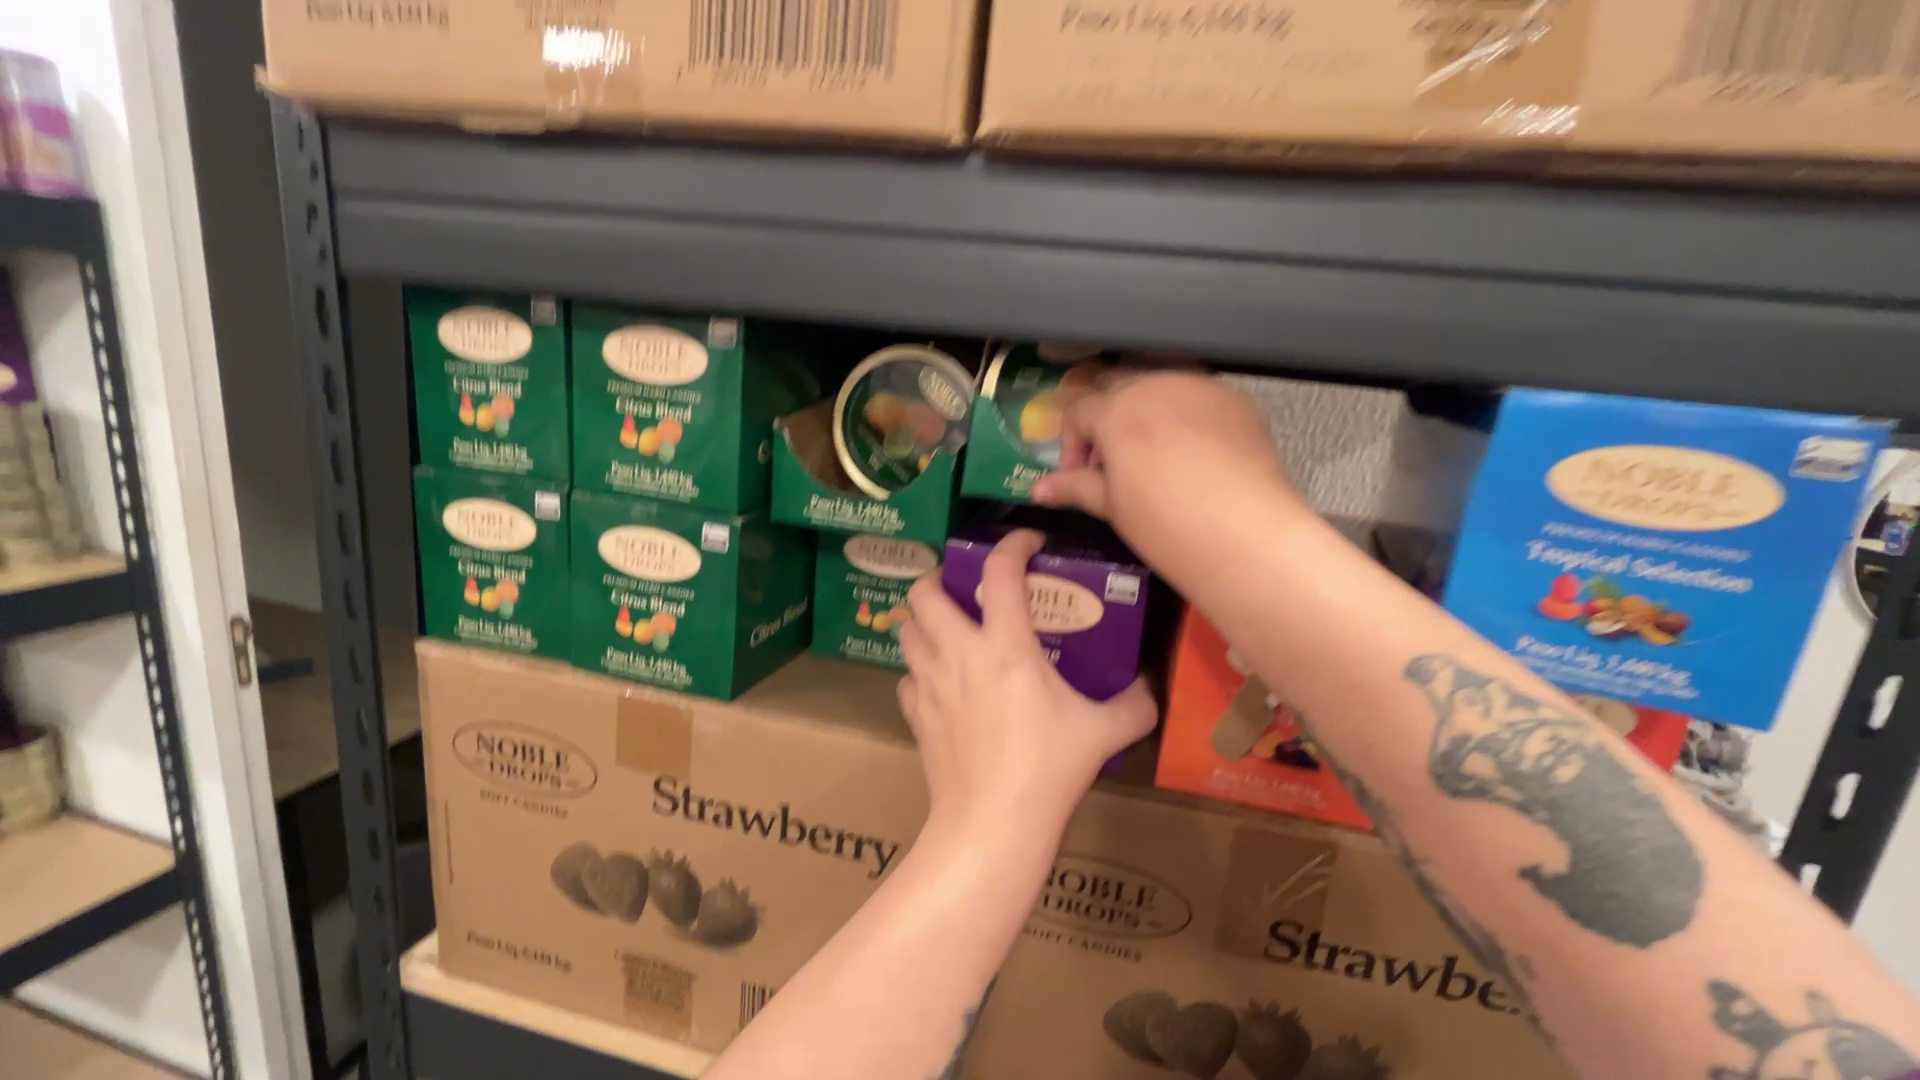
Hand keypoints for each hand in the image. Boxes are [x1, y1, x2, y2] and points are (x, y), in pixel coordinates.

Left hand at [897, 530, 1155, 834]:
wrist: (992, 824)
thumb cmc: (1048, 770)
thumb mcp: (1104, 733)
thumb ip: (1134, 705)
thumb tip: (1149, 688)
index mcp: (1007, 645)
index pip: (1001, 570)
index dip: (1013, 544)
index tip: (1028, 543)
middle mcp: (960, 652)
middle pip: (925, 591)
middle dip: (940, 577)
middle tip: (965, 587)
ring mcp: (930, 683)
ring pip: (906, 629)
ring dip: (922, 619)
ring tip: (947, 627)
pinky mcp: (915, 714)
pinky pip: (905, 677)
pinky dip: (918, 671)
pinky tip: (940, 684)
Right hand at [1030, 373, 1300, 562]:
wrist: (1243, 534)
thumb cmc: (1166, 522)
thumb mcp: (1112, 506)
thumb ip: (1075, 487)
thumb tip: (1040, 490)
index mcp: (1117, 409)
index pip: (1077, 411)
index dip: (1070, 445)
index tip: (1077, 476)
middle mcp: (1156, 384)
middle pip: (1116, 386)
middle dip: (1105, 418)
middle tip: (1110, 462)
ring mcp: (1200, 388)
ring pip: (1159, 385)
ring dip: (1144, 412)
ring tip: (1150, 456)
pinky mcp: (1235, 401)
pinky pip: (1197, 397)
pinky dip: (1184, 416)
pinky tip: (1191, 455)